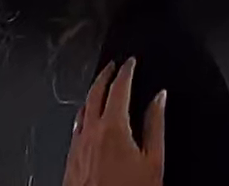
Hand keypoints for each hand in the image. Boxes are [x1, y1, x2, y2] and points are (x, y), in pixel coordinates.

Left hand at [63, 58, 165, 185]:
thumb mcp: (153, 162)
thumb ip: (155, 124)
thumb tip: (159, 97)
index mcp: (112, 128)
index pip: (119, 87)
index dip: (126, 70)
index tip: (131, 62)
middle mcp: (89, 135)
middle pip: (94, 93)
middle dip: (104, 75)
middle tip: (113, 66)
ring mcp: (76, 151)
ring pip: (80, 111)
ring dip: (91, 94)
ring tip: (100, 88)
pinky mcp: (69, 167)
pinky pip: (74, 131)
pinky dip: (83, 116)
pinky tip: (86, 122)